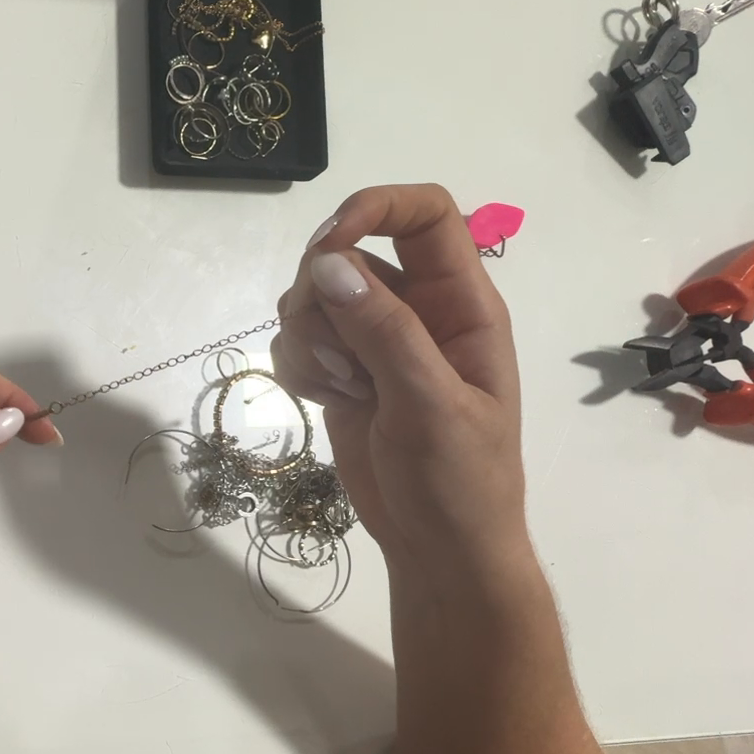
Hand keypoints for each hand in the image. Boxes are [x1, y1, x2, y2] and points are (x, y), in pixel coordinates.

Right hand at [268, 185, 528, 573]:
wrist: (435, 542)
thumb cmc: (458, 478)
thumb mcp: (430, 402)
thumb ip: (382, 331)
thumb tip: (325, 264)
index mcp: (460, 304)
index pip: (424, 216)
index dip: (373, 210)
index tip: (324, 246)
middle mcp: (412, 312)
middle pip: (343, 260)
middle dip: (321, 303)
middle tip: (341, 361)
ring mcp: (370, 345)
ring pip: (308, 304)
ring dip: (308, 345)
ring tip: (344, 392)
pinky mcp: (337, 374)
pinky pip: (293, 345)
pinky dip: (297, 371)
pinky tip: (327, 403)